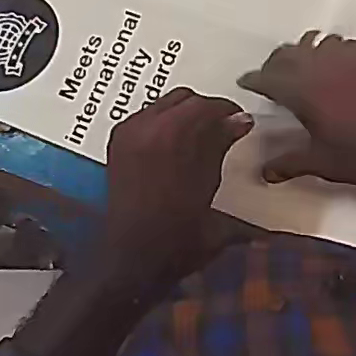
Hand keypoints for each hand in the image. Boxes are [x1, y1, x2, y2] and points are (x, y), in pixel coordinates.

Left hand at [105, 87, 253, 277]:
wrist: (133, 256)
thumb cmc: (179, 232)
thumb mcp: (209, 184)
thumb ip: (221, 145)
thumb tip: (239, 120)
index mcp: (171, 134)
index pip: (204, 105)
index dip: (226, 110)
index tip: (239, 120)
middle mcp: (144, 126)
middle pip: (181, 99)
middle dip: (204, 109)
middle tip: (223, 128)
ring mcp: (126, 134)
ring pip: (161, 106)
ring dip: (182, 115)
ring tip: (201, 138)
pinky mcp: (116, 145)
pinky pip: (144, 120)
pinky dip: (163, 125)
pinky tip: (176, 147)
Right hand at [238, 32, 355, 191]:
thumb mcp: (326, 163)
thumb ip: (291, 163)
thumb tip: (263, 173)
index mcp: (303, 91)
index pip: (267, 77)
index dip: (253, 81)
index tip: (247, 85)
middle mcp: (321, 66)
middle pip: (286, 53)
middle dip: (273, 65)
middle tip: (270, 80)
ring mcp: (348, 57)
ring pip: (312, 43)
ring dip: (300, 53)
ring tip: (300, 70)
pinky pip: (339, 43)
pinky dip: (328, 51)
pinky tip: (334, 67)